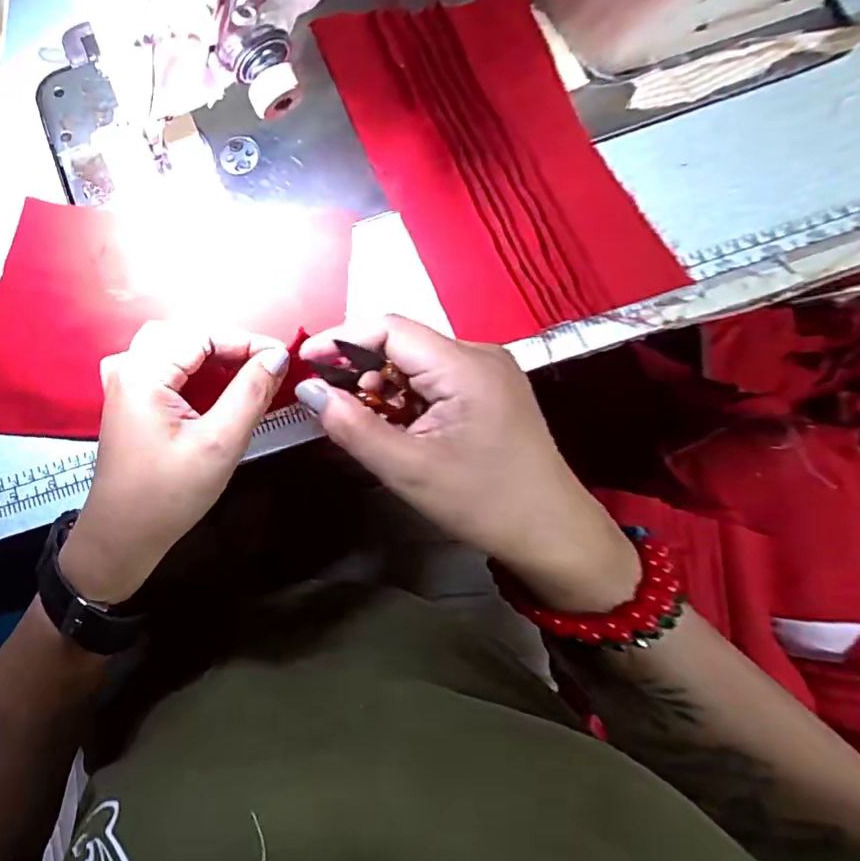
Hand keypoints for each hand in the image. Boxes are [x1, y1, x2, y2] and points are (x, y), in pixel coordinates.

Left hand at [60, 321, 290, 604]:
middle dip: (228, 343)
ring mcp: (123, 383)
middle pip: (185, 333)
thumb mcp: (219, 444)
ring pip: (172, 345)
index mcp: (143, 374)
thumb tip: (277, 357)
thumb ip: (250, 394)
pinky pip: (161, 364)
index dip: (246, 341)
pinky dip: (190, 365)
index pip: (202, 335)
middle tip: (264, 364)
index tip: (282, 357)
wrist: (123, 535)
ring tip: (243, 370)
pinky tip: (210, 381)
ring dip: (209, 352)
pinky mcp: (128, 399)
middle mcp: (128, 369)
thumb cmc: (168, 496)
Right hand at [296, 315, 638, 611]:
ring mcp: (487, 371)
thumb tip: (310, 391)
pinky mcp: (488, 389)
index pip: (389, 327)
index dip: (342, 339)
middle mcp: (479, 355)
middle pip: (402, 342)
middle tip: (335, 404)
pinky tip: (399, 427)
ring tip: (370, 424)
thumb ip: (352, 426)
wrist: (552, 532)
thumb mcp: (408, 469)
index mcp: (465, 366)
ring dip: (383, 386)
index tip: (308, 361)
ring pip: (415, 361)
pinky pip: (433, 377)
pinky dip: (406, 397)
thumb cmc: (486, 503)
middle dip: (361, 369)